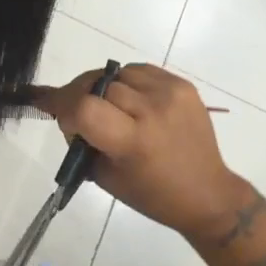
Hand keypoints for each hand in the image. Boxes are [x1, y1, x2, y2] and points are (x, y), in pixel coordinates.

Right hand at [36, 64, 249, 240]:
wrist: (207, 193)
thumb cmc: (151, 195)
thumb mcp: (104, 175)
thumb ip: (81, 139)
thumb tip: (62, 109)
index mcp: (134, 141)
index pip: (85, 108)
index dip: (64, 107)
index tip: (58, 115)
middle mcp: (153, 111)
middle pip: (97, 85)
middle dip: (78, 96)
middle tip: (77, 113)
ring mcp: (170, 93)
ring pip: (116, 74)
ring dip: (103, 88)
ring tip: (108, 108)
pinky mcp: (182, 84)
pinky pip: (138, 71)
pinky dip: (126, 82)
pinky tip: (130, 101)